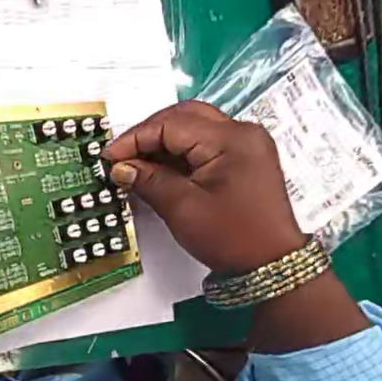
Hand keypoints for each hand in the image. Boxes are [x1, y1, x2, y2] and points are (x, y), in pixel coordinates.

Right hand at [103, 101, 368, 351]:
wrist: (270, 264)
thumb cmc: (233, 237)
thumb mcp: (182, 208)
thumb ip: (149, 181)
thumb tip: (122, 168)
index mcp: (231, 140)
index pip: (171, 124)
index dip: (135, 138)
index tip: (111, 157)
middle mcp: (242, 133)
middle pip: (183, 116)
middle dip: (148, 133)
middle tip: (122, 156)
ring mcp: (245, 145)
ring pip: (193, 127)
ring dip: (162, 142)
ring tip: (136, 165)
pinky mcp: (242, 158)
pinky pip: (203, 143)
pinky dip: (177, 153)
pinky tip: (158, 170)